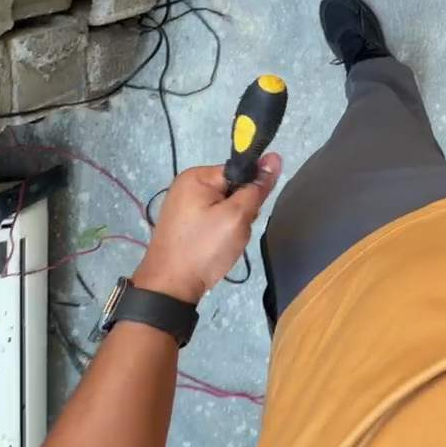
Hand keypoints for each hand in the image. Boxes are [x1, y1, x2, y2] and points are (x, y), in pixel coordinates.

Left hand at [131, 155, 281, 303]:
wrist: (170, 289)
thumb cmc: (204, 247)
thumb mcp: (238, 216)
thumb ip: (257, 187)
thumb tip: (275, 157)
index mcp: (197, 177)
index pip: (240, 172)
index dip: (251, 191)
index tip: (250, 212)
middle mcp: (187, 186)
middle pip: (233, 188)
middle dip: (243, 209)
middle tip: (235, 230)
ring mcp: (183, 206)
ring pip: (226, 205)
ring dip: (234, 222)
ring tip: (225, 241)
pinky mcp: (184, 224)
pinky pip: (214, 218)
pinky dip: (221, 230)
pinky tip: (218, 245)